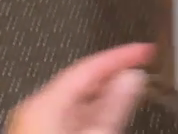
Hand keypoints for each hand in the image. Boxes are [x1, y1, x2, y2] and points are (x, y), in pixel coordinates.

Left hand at [7, 42, 153, 133]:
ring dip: (104, 100)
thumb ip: (115, 106)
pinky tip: (107, 122)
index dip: (121, 56)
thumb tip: (132, 78)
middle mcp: (34, 113)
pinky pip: (68, 121)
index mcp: (43, 105)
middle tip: (142, 73)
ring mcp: (33, 129)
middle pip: (81, 84)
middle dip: (114, 78)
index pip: (90, 66)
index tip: (145, 52)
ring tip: (131, 97)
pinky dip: (91, 118)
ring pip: (75, 104)